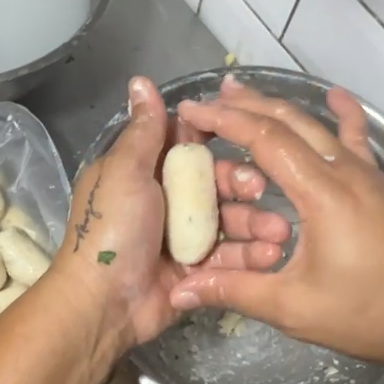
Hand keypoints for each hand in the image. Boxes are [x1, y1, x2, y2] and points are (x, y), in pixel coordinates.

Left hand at [52, 76, 289, 349]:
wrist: (103, 303)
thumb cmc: (111, 229)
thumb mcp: (125, 171)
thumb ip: (143, 129)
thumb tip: (140, 80)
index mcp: (145, 171)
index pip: (189, 144)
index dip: (218, 137)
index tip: (249, 133)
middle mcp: (166, 200)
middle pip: (217, 183)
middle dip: (244, 185)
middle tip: (263, 191)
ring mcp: (183, 237)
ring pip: (230, 221)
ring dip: (257, 224)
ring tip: (280, 232)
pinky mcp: (197, 271)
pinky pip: (230, 258)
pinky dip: (251, 256)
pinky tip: (273, 256)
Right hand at [168, 78, 383, 373]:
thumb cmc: (367, 316)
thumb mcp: (293, 308)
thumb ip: (233, 291)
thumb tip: (178, 291)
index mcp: (323, 195)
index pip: (266, 139)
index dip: (225, 120)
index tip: (192, 109)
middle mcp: (346, 173)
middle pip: (290, 122)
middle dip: (245, 105)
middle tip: (208, 97)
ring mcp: (368, 176)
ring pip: (318, 125)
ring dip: (279, 106)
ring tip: (245, 91)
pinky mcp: (380, 186)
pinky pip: (357, 138)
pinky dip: (342, 112)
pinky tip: (335, 95)